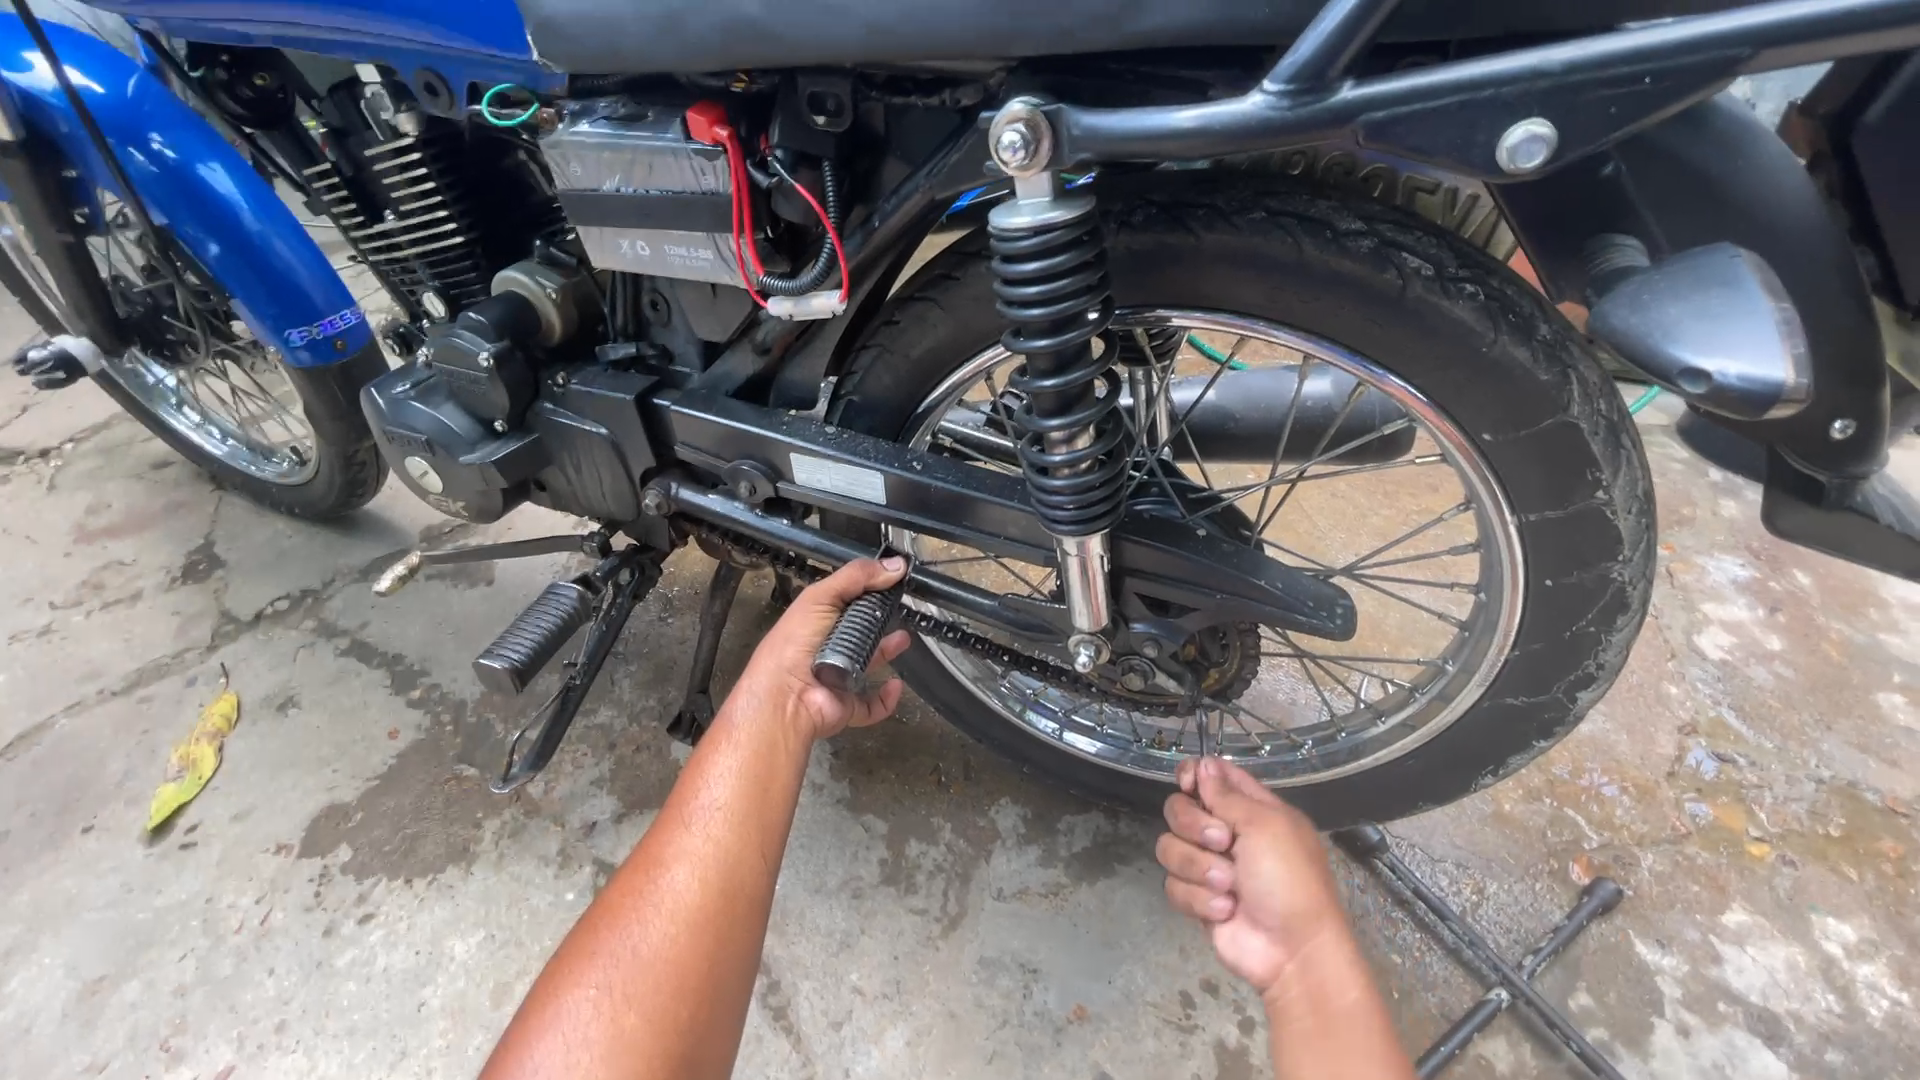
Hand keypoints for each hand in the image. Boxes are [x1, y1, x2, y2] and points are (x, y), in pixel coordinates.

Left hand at [720, 557, 912, 740]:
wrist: (784, 698)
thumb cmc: (795, 643)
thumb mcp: (821, 597)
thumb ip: (857, 577)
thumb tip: (897, 566)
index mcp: (815, 621)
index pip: (844, 602)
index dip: (866, 591)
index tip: (891, 581)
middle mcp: (825, 648)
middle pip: (858, 632)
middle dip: (879, 620)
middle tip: (898, 608)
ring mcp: (837, 678)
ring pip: (867, 664)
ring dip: (886, 651)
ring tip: (902, 639)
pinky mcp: (847, 705)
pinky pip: (873, 704)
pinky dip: (887, 697)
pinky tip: (896, 684)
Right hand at [1157, 756, 1347, 999]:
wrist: (1292, 951)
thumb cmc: (1289, 880)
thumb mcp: (1266, 826)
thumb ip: (1227, 794)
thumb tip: (1202, 763)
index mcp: (1250, 809)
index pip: (1210, 775)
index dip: (1192, 775)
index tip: (1187, 785)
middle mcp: (1226, 833)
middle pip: (1178, 808)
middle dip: (1194, 826)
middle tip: (1222, 843)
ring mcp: (1208, 867)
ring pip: (1170, 847)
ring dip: (1199, 868)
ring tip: (1229, 887)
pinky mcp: (1197, 898)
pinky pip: (1173, 885)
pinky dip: (1198, 898)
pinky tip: (1225, 911)